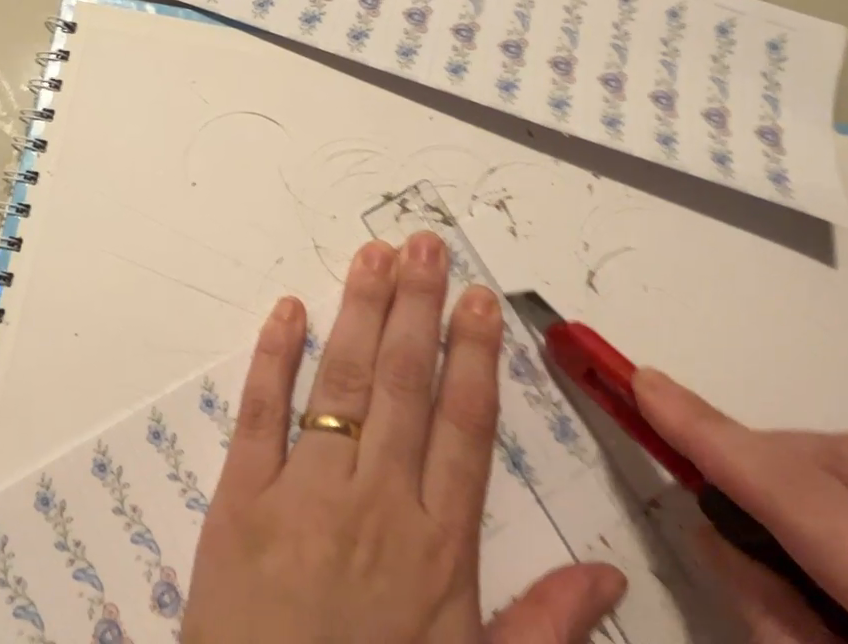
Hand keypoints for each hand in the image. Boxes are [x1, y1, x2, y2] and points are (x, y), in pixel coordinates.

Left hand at [183, 233, 626, 643]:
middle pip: (402, 384)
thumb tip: (609, 574)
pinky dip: (271, 357)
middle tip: (423, 242)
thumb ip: (542, 624)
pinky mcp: (238, 499)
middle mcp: (375, 500)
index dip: (474, 356)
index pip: (464, 425)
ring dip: (358, 312)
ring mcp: (302, 493)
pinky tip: (287, 310)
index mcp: (436, 543)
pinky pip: (258, 414)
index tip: (477, 298)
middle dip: (416, 307)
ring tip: (372, 255)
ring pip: (339, 382)